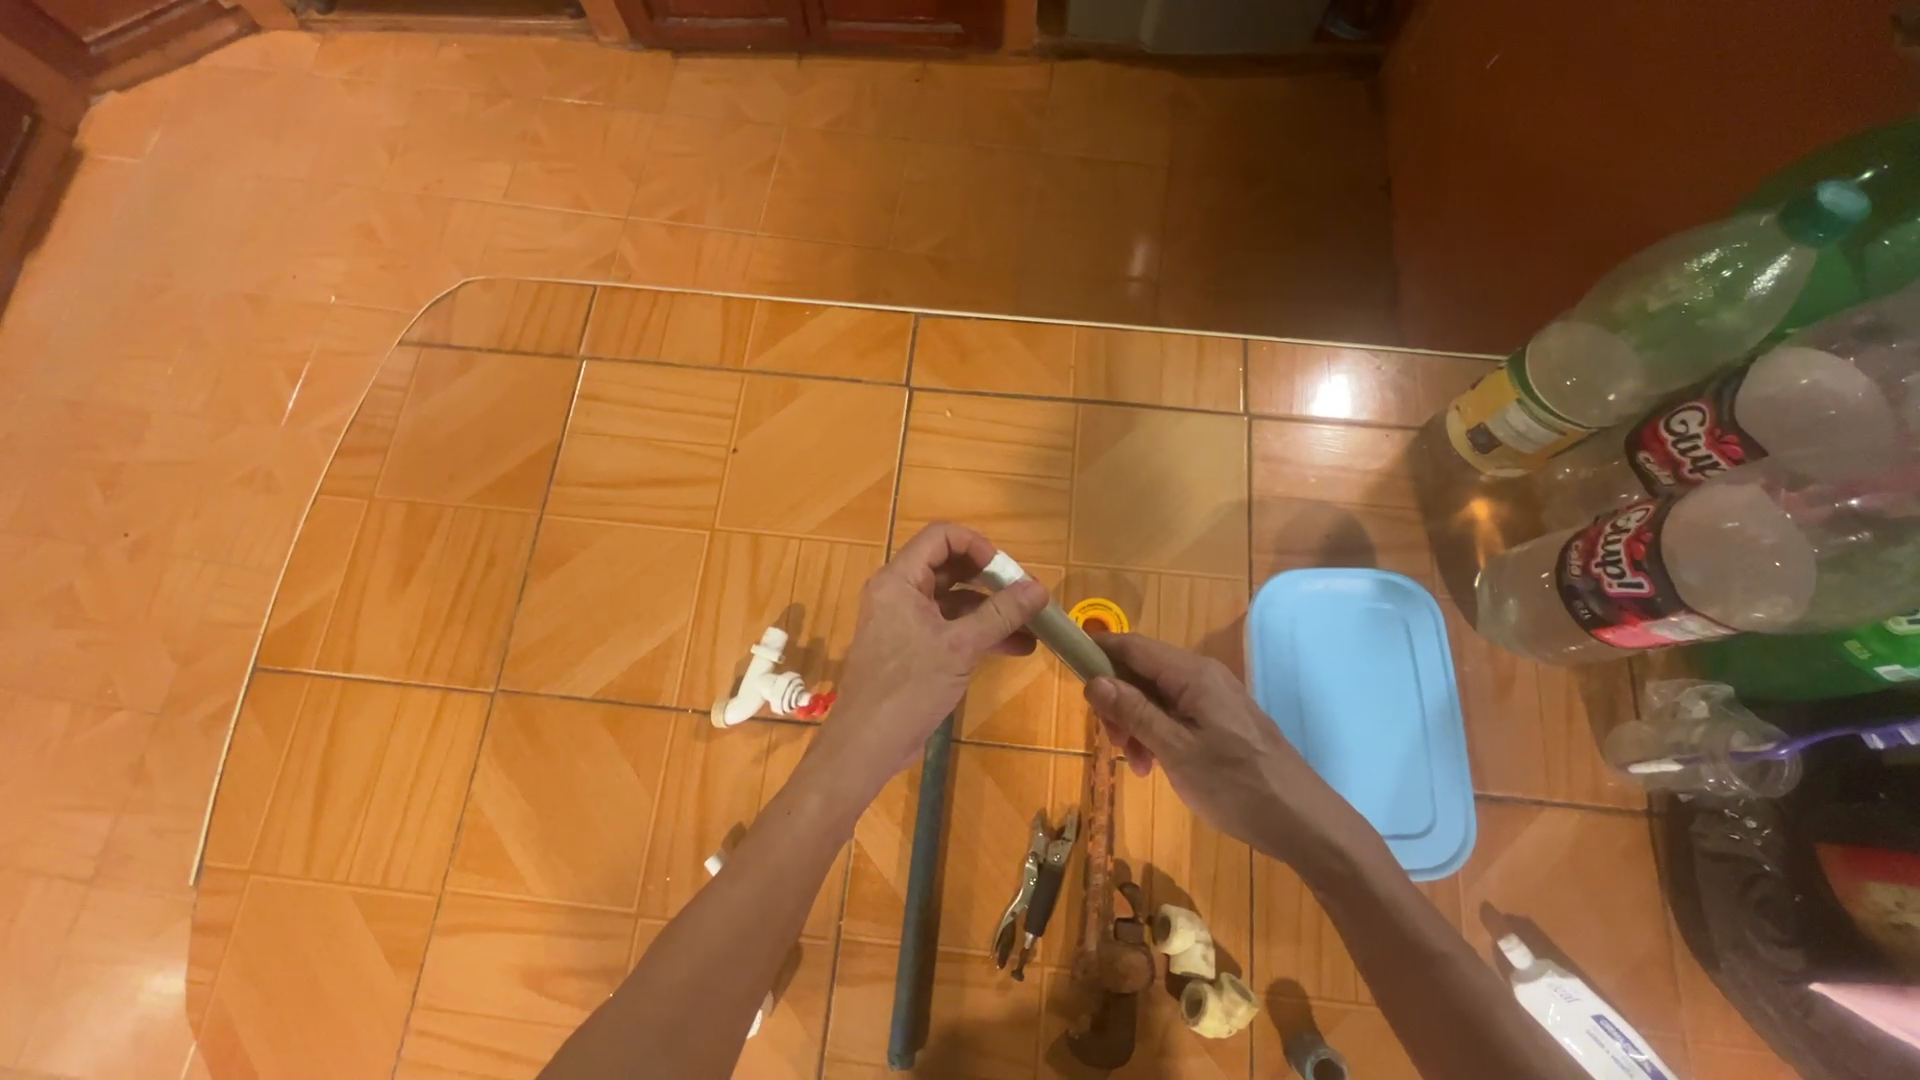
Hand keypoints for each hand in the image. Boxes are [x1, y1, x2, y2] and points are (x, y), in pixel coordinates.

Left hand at [812, 523, 1048, 792]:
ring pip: (954, 601)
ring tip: (1032, 626)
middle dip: (991, 580)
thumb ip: (1000, 614)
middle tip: (1026, 596)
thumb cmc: (908, 688)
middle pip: (949, 567)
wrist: (866, 744)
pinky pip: (950, 628)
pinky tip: (1015, 648)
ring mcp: (904, 622)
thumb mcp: (960, 647)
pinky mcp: (912, 649)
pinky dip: (979, 634)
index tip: (1007, 571)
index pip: (940, 537)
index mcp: (899, 580)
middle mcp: (899, 593)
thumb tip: (1039, 587)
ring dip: (991, 611)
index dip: (977, 545)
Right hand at [1084, 633, 1367, 870]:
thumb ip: (1133, 712)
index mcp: (1191, 674)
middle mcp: (1202, 676)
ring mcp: (1214, 698)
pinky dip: (1157, 734)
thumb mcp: (1175, 750)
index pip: (1131, 645)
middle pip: (1141, 671)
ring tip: (1136, 765)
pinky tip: (1155, 766)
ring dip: (1135, 723)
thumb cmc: (1236, 784)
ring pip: (1155, 696)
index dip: (1096, 653)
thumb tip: (1093, 680)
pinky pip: (1175, 714)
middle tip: (1112, 743)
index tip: (1068, 676)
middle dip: (1117, 702)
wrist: (1302, 822)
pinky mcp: (1221, 721)